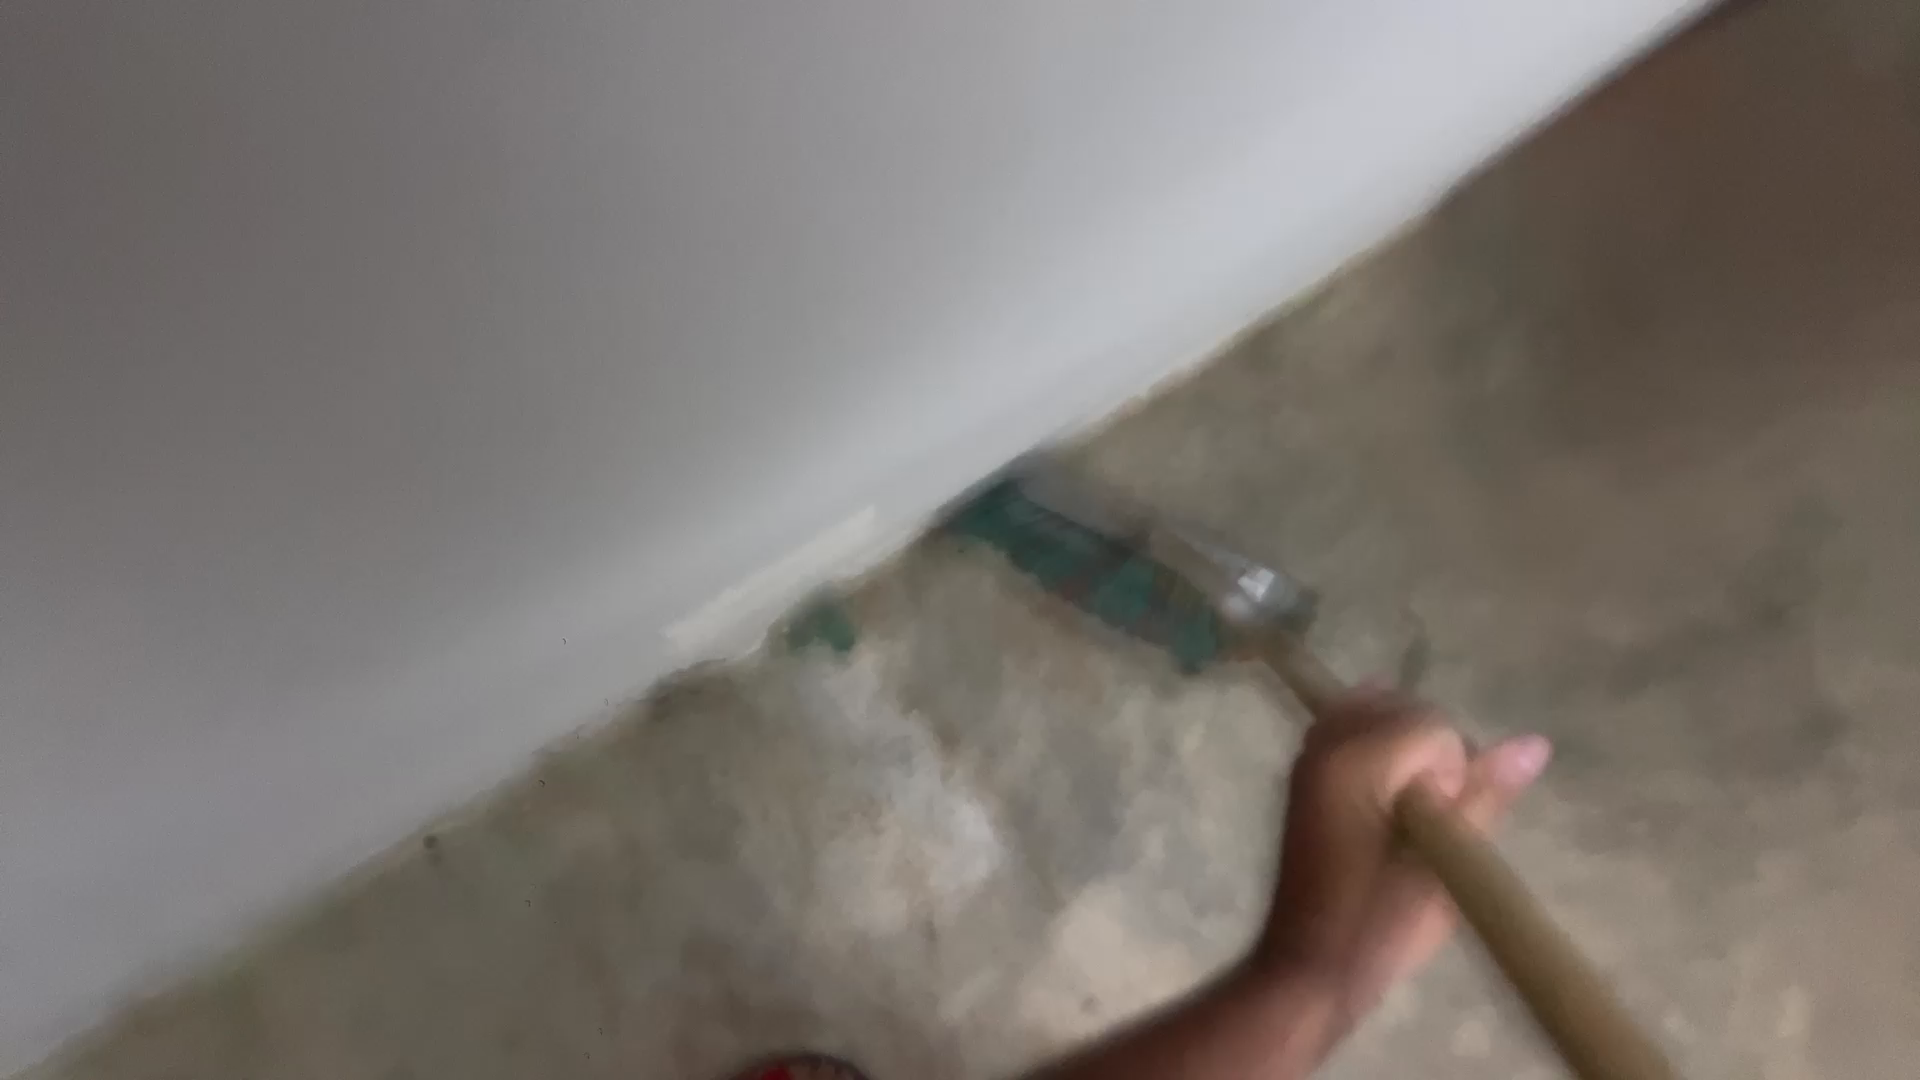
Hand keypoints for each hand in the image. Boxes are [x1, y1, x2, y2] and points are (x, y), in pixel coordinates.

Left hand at [1258, 687, 1550, 1018]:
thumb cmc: (1385, 919)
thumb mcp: (1449, 861)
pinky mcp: (1300, 770)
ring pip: (1371, 709)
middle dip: (1431, 746)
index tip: (1450, 811)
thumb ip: (1486, 793)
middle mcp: (1326, 743)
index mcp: (1358, 761)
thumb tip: (1534, 741)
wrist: (1314, 954)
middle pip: (1400, 707)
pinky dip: (1372, 738)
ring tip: (1411, 800)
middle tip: (1434, 807)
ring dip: (1402, 740)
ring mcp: (1307, 753)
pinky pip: (1344, 725)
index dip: (1456, 764)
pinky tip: (1389, 780)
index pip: (1432, 723)